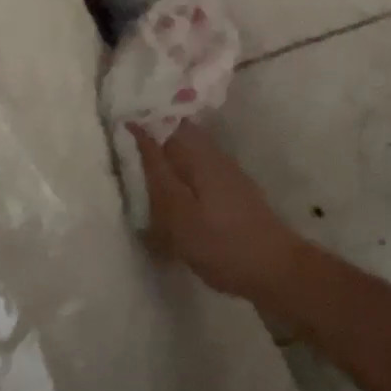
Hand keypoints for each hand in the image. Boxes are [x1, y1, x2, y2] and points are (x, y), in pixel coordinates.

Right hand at [130, 121, 312, 306]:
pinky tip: (170, 193)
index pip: (163, 123)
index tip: (114, 126)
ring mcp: (225, 170)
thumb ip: (158, 174)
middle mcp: (213, 154)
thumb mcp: (180, 214)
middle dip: (151, 134)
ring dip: (165, 154)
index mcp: (198, 154)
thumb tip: (138, 132)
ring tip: (141, 171)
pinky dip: (179, 173)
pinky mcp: (231, 188)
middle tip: (123, 149)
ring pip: (187, 150)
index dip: (139, 121)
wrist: (276, 269)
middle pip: (176, 132)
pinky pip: (196, 167)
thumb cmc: (222, 244)